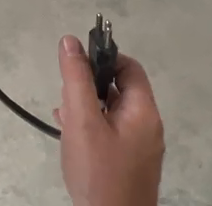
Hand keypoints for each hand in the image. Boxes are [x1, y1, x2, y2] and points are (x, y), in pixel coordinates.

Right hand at [55, 35, 163, 205]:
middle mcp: (147, 126)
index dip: (103, 57)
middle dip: (88, 84)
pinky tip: (69, 131)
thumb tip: (70, 41)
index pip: (129, 67)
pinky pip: (109, 128)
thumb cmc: (98, 170)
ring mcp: (139, 145)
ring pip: (110, 108)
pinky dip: (89, 122)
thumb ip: (76, 78)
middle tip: (67, 97)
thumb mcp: (82, 119)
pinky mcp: (128, 160)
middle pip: (118, 87)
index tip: (75, 63)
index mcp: (143, 113)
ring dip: (84, 104)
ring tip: (65, 116)